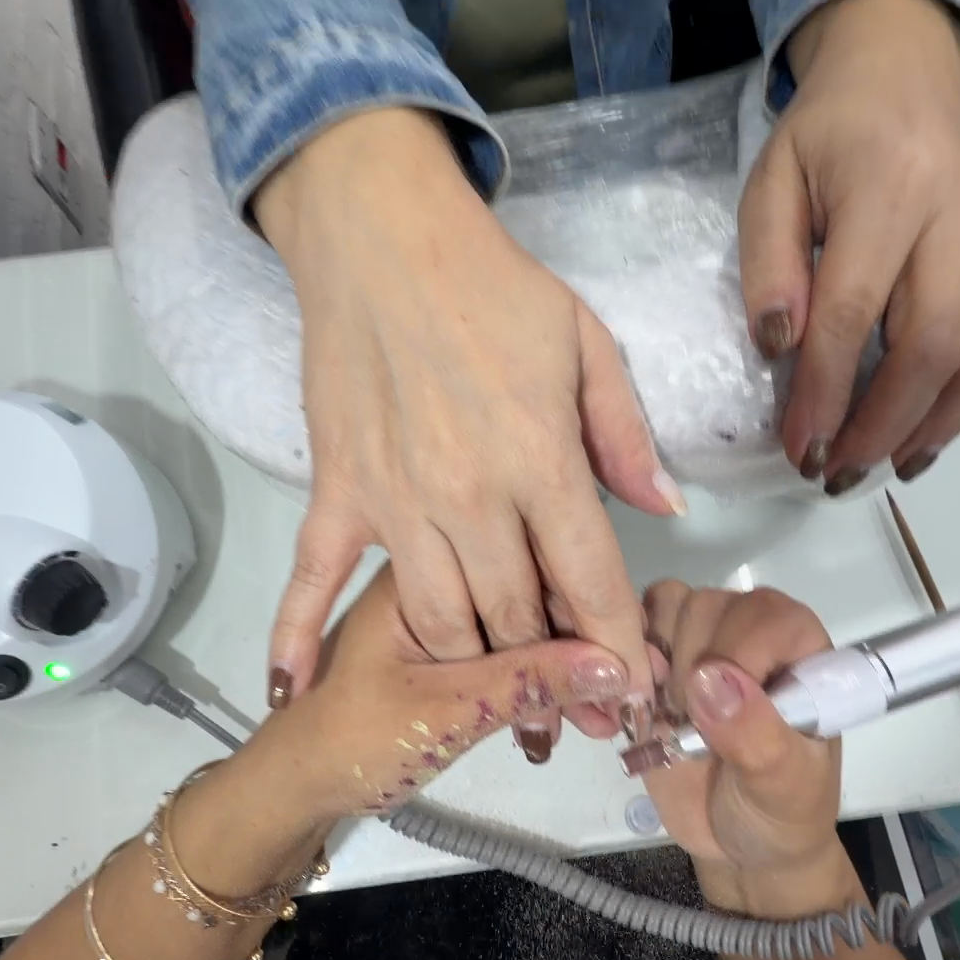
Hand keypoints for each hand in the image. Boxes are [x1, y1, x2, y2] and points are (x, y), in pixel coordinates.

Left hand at [221, 565, 631, 830]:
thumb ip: (524, 683)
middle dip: (587, 647)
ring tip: (609, 718)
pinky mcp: (448, 649)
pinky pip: (507, 653)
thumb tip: (616, 668)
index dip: (587, 614)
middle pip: (531, 597)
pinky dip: (541, 680)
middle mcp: (437, 576)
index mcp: (420, 570)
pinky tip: (577, 707)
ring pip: (524, 628)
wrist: (297, 784)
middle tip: (634, 698)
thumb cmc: (353, 740)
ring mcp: (444, 612)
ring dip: (568, 670)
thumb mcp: (441, 712)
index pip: (523, 568)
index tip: (639, 661)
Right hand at [254, 108, 678, 757]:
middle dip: (552, 679)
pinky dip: (298, 636)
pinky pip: (314, 578)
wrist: (381, 238)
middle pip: (514, 619)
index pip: (588, 581)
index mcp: (539, 460)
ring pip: (436, 623)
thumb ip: (625, 435)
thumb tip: (667, 507)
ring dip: (470, 676)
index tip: (629, 698)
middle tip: (573, 721)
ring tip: (496, 710)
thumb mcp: (587, 341)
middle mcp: (468, 499)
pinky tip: (293, 690)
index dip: (615, 649)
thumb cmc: (492, 286)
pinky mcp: (336, 492)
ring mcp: (392, 504)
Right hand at [638, 581, 857, 913]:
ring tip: (668, 717)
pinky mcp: (655, 651)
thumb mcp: (783, 789)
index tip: (719, 716)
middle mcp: (748, 628)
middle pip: (703, 607)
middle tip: (694, 729)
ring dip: (653, 668)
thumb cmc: (778, 811)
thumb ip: (757, 736)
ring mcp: (697, 636)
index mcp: (797, 648)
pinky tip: (637, 705)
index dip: (735, 657)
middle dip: (688, 672)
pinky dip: (621, 661)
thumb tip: (712, 679)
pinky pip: (629, 625)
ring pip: (661, 611)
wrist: (735, 838)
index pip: (764, 615)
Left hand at [741, 0, 959, 494]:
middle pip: (933, 341)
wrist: (902, 72)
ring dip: (941, 420)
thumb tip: (779, 347)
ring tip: (895, 467)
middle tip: (840, 473)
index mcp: (888, 191)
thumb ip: (771, 264)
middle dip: (885, 422)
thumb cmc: (824, 136)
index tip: (801, 447)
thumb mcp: (770, 185)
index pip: (854, 313)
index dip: (826, 391)